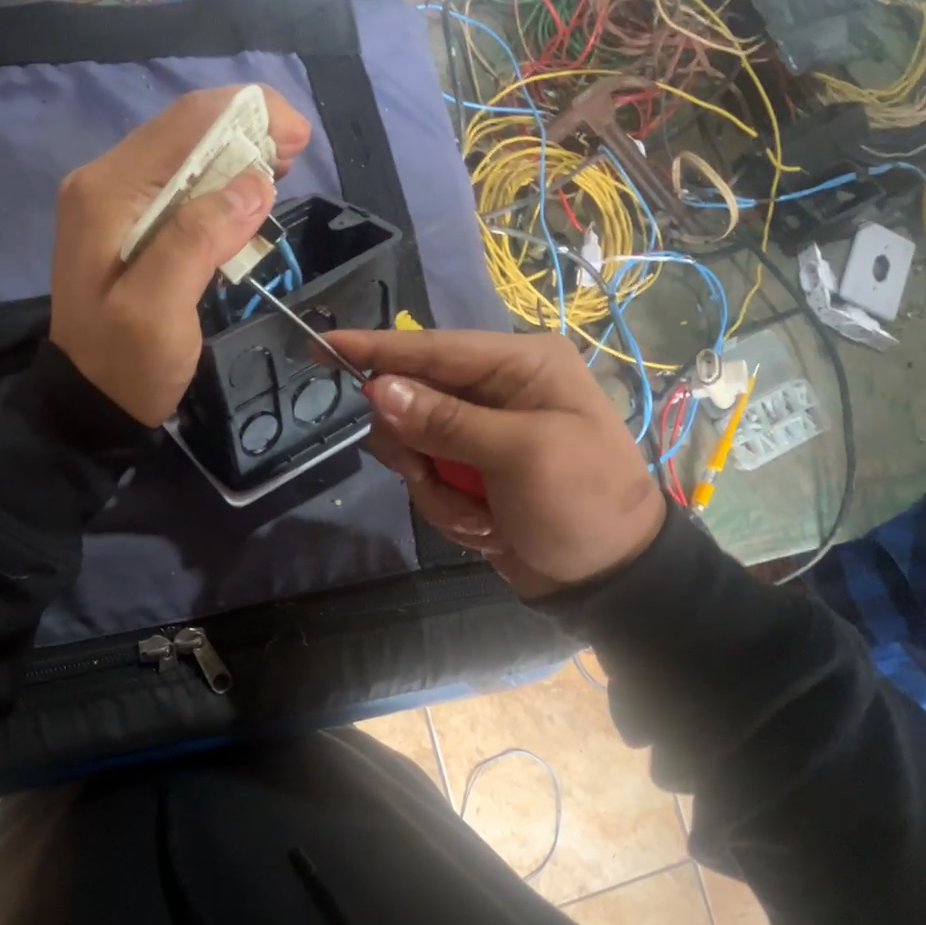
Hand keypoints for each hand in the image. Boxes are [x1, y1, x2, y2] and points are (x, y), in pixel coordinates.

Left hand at [49, 86, 311, 425]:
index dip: (250, 114)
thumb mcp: (159, 310)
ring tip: (280, 172)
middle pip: (185, 129)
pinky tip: (245, 199)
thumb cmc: (125, 364)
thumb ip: (198, 239)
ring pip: (184, 152)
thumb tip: (254, 182)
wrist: (89, 403)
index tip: (300, 139)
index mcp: (108, 191)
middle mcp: (104, 182)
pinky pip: (178, 184)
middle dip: (246, 130)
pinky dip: (217, 183)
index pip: (187, 122)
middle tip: (296, 157)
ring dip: (235, 155)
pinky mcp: (124, 223)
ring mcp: (111, 202)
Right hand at [326, 329, 665, 596]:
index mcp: (520, 365)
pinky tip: (486, 525)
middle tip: (426, 473)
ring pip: (409, 445)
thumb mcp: (521, 455)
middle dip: (415, 447)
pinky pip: (424, 478)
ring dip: (435, 487)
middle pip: (409, 398)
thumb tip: (377, 388)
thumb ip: (446, 421)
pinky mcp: (467, 468)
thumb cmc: (581, 503)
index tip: (320, 345)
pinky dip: (446, 507)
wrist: (606, 579)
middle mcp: (495, 389)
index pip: (432, 348)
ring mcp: (477, 432)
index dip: (375, 349)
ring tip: (478, 512)